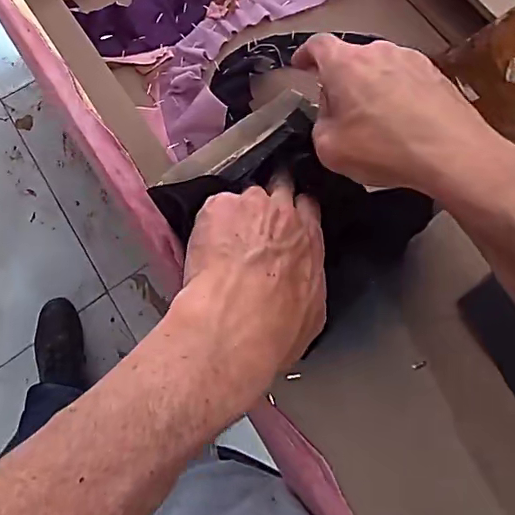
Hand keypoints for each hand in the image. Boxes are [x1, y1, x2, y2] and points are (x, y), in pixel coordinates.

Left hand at [175, 176, 325, 401]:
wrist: (232, 326)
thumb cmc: (273, 329)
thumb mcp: (312, 314)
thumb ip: (309, 281)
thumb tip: (301, 284)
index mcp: (309, 239)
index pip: (308, 205)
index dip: (296, 209)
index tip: (286, 220)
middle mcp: (283, 213)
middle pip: (281, 185)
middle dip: (270, 197)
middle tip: (254, 219)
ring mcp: (250, 205)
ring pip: (244, 196)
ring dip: (236, 212)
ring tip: (221, 239)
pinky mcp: (218, 207)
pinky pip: (214, 207)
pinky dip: (208, 223)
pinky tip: (202, 246)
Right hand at [293, 34, 514, 201]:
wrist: (453, 153)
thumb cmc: (388, 148)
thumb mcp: (330, 148)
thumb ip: (320, 124)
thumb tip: (330, 113)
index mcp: (345, 63)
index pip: (317, 45)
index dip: (306, 55)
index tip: (301, 64)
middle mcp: (378, 51)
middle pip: (351, 58)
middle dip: (343, 81)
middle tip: (342, 111)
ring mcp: (411, 59)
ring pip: (381, 68)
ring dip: (374, 88)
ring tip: (378, 122)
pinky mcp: (436, 73)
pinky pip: (407, 80)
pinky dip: (400, 96)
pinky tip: (405, 123)